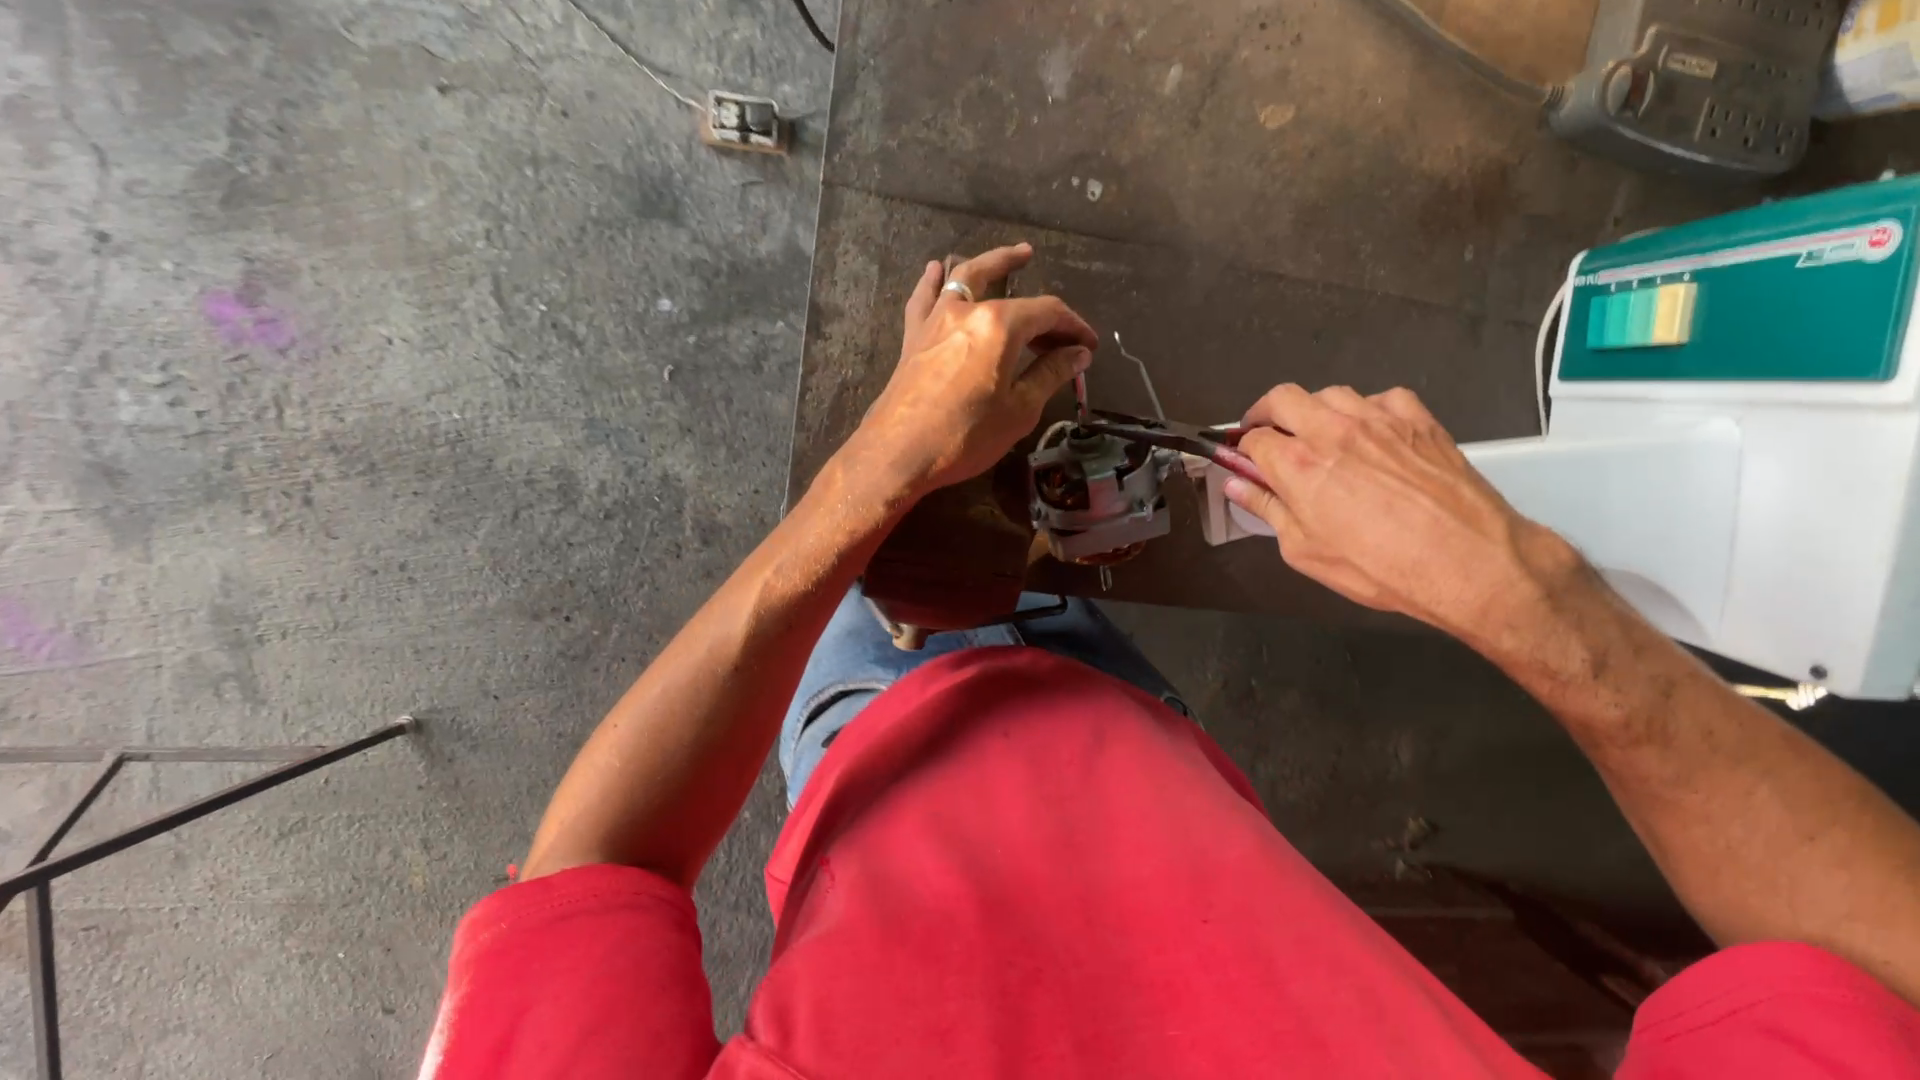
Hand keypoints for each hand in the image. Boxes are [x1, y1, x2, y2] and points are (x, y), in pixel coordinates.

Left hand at [838, 243, 1097, 497]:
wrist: (898, 454)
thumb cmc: (966, 436)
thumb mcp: (1020, 410)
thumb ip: (1050, 374)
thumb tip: (1078, 354)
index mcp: (999, 325)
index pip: (1047, 312)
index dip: (1073, 326)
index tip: (1089, 346)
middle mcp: (965, 310)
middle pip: (998, 281)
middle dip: (1017, 268)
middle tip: (1032, 256)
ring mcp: (934, 322)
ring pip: (959, 279)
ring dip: (981, 264)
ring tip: (995, 256)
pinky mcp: (912, 339)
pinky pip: (924, 300)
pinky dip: (932, 282)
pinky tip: (935, 270)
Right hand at [1225, 384, 1567, 637]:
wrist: (1469, 562)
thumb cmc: (1379, 568)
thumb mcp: (1305, 551)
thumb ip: (1268, 510)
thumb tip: (1237, 486)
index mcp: (1297, 464)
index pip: (1254, 439)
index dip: (1243, 450)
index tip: (1245, 462)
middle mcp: (1332, 430)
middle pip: (1283, 398)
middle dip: (1266, 413)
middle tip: (1269, 435)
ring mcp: (1379, 418)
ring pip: (1331, 393)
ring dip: (1316, 410)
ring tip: (1321, 436)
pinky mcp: (1419, 419)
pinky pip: (1382, 398)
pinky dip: (1367, 410)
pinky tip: (1373, 434)